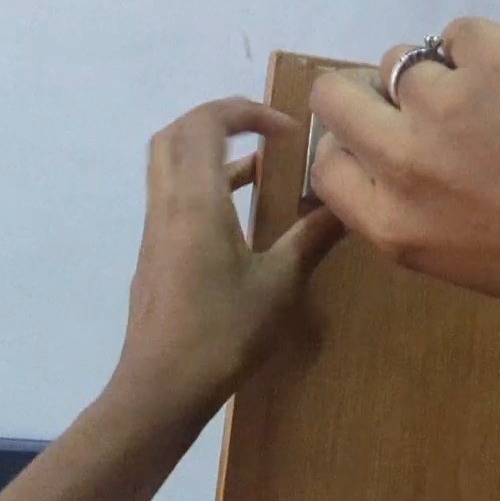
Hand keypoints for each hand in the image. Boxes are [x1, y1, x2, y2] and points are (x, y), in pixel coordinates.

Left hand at [114, 97, 343, 411]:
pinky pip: (172, 190)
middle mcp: (168, 202)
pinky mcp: (154, 248)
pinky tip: (238, 209)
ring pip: (170, 160)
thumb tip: (345, 206)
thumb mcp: (279, 285)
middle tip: (263, 128)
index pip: (207, 122)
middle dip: (221, 117)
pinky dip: (203, 180)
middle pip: (178, 131)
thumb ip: (311, 239)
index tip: (286, 130)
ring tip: (258, 163)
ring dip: (210, 148)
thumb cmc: (222, 332)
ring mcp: (155, 226)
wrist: (159, 389)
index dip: (246, 110)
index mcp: (196, 200)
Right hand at [308, 18, 499, 332]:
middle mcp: (400, 160)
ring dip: (440, 74)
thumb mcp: (466, 256)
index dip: (351, 142)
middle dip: (365, 90)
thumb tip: (395, 142)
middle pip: (334, 93)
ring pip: (402, 59)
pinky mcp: (488, 53)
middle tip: (418, 99)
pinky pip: (458, 34)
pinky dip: (486, 50)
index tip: (379, 135)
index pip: (328, 163)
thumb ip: (416, 204)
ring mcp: (440, 100)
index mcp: (392, 225)